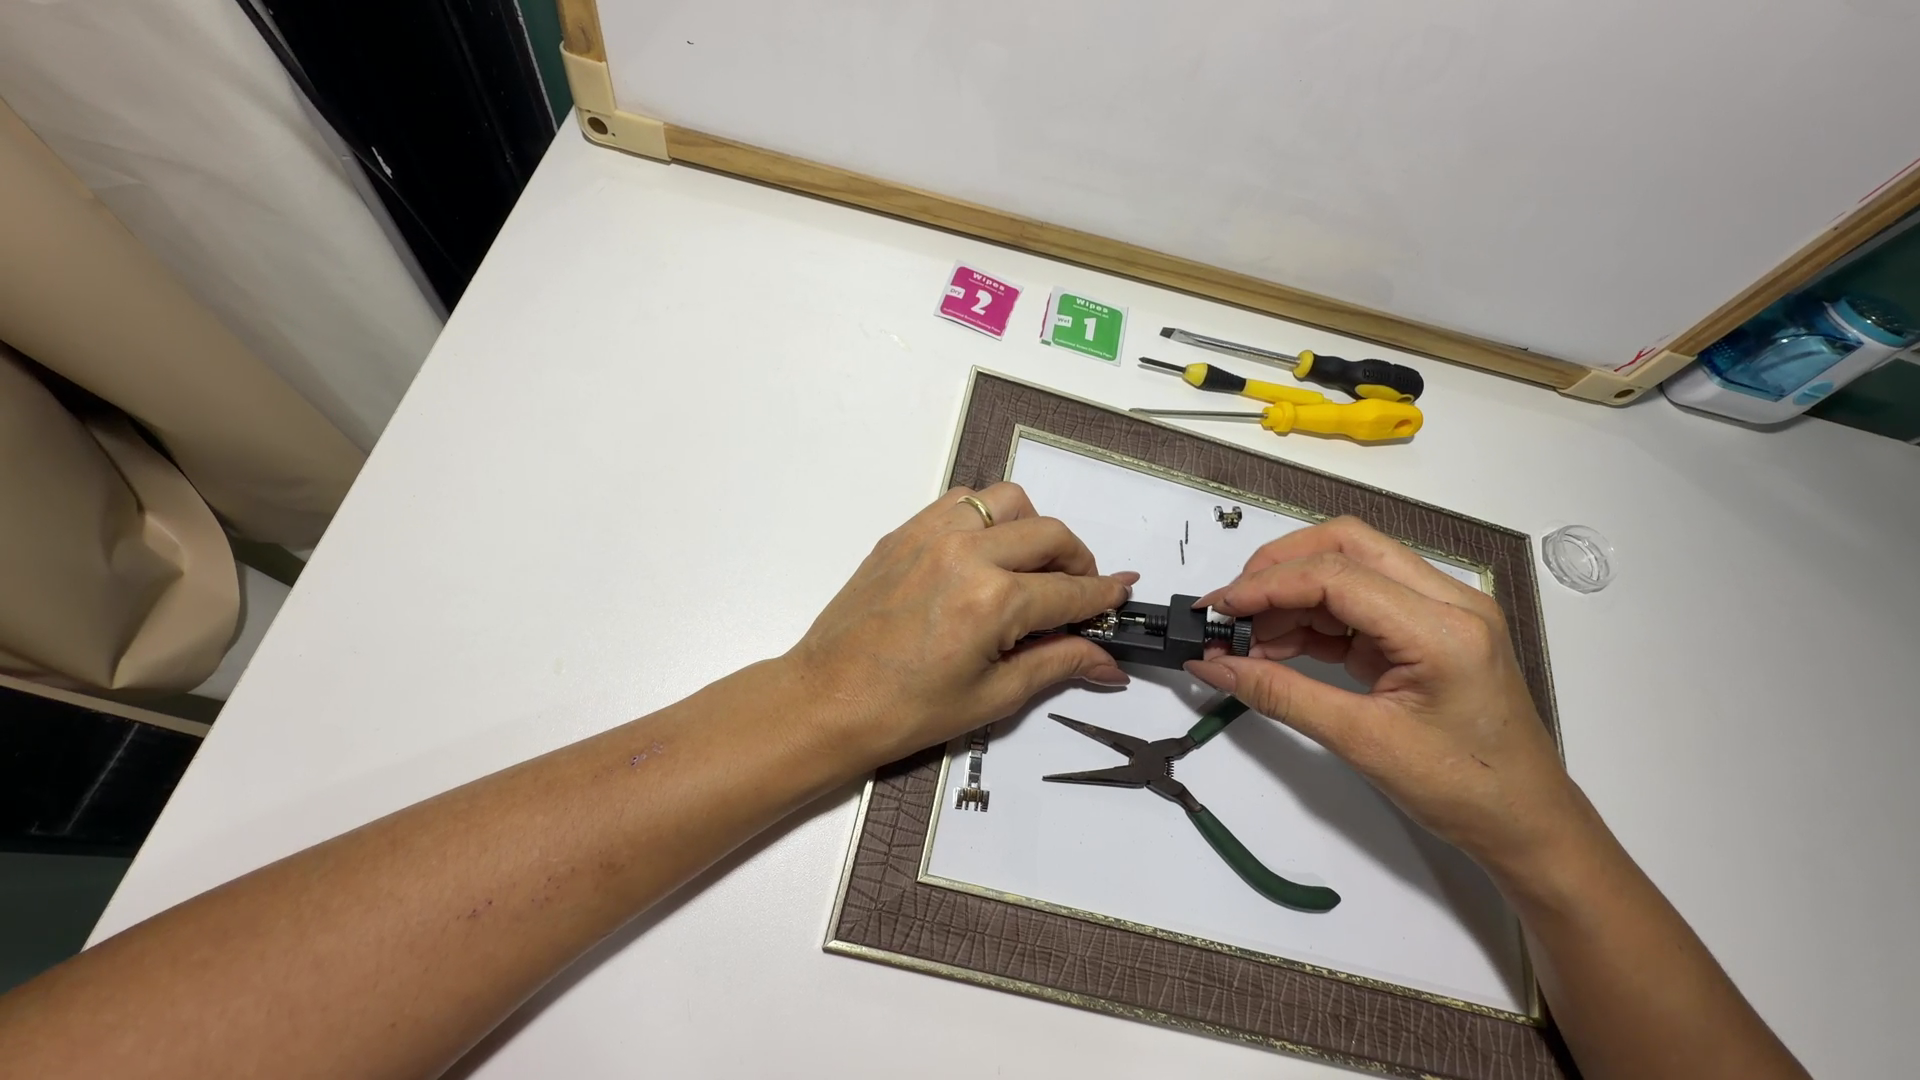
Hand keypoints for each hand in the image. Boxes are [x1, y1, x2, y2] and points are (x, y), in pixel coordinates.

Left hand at [785, 483, 1135, 769]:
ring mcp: (931, 534)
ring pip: (1007, 501)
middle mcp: (966, 553)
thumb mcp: (993, 696)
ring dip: (1033, 527)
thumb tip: (1107, 662)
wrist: (827, 700)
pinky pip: (962, 501)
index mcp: (991, 600)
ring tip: (1030, 566)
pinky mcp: (904, 532)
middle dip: (1078, 561)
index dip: (1102, 596)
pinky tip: (984, 553)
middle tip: (1078, 591)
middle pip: (1050, 534)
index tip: (1120, 595)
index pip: (1069, 591)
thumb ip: (1057, 665)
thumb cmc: (905, 710)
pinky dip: (987, 516)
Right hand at [1186, 516, 1584, 874]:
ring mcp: (1440, 610)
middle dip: (1277, 568)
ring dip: (1290, 595)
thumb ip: (1278, 694)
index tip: (1215, 610)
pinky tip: (1276, 647)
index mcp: (1442, 629)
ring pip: (1348, 567)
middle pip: (1345, 545)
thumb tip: (1211, 666)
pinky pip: (1357, 602)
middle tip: (1230, 608)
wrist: (1528, 824)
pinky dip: (1311, 617)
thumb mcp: (1359, 741)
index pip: (1335, 575)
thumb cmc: (1461, 790)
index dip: (1265, 585)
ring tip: (1245, 639)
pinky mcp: (1426, 627)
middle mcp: (1448, 601)